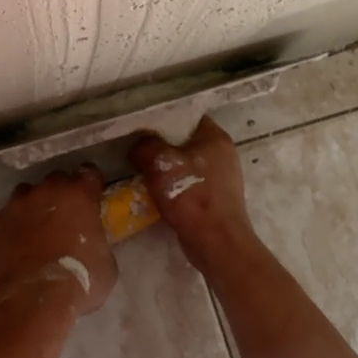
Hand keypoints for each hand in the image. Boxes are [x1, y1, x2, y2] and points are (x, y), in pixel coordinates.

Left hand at [0, 165, 117, 316]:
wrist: (35, 298)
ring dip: (34, 205)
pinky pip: (7, 217)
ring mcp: (19, 203)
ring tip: (37, 230)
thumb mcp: (106, 261)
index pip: (89, 173)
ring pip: (27, 193)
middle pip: (57, 179)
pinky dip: (13, 226)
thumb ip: (98, 239)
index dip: (90, 184)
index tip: (90, 196)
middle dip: (61, 193)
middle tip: (64, 217)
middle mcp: (48, 190)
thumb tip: (92, 240)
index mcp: (80, 194)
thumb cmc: (80, 281)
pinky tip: (16, 245)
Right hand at [128, 116, 262, 275]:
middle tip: (136, 145)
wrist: (217, 243)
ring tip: (140, 168)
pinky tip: (154, 191)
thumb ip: (145, 147)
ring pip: (185, 164)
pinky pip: (188, 183)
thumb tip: (138, 146)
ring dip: (165, 168)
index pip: (186, 115)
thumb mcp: (160, 164)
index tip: (140, 122)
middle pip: (185, 140)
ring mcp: (220, 177)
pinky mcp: (214, 198)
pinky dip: (172, 186)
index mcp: (215, 137)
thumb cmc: (191, 196)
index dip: (163, 116)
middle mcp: (222, 153)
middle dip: (161, 144)